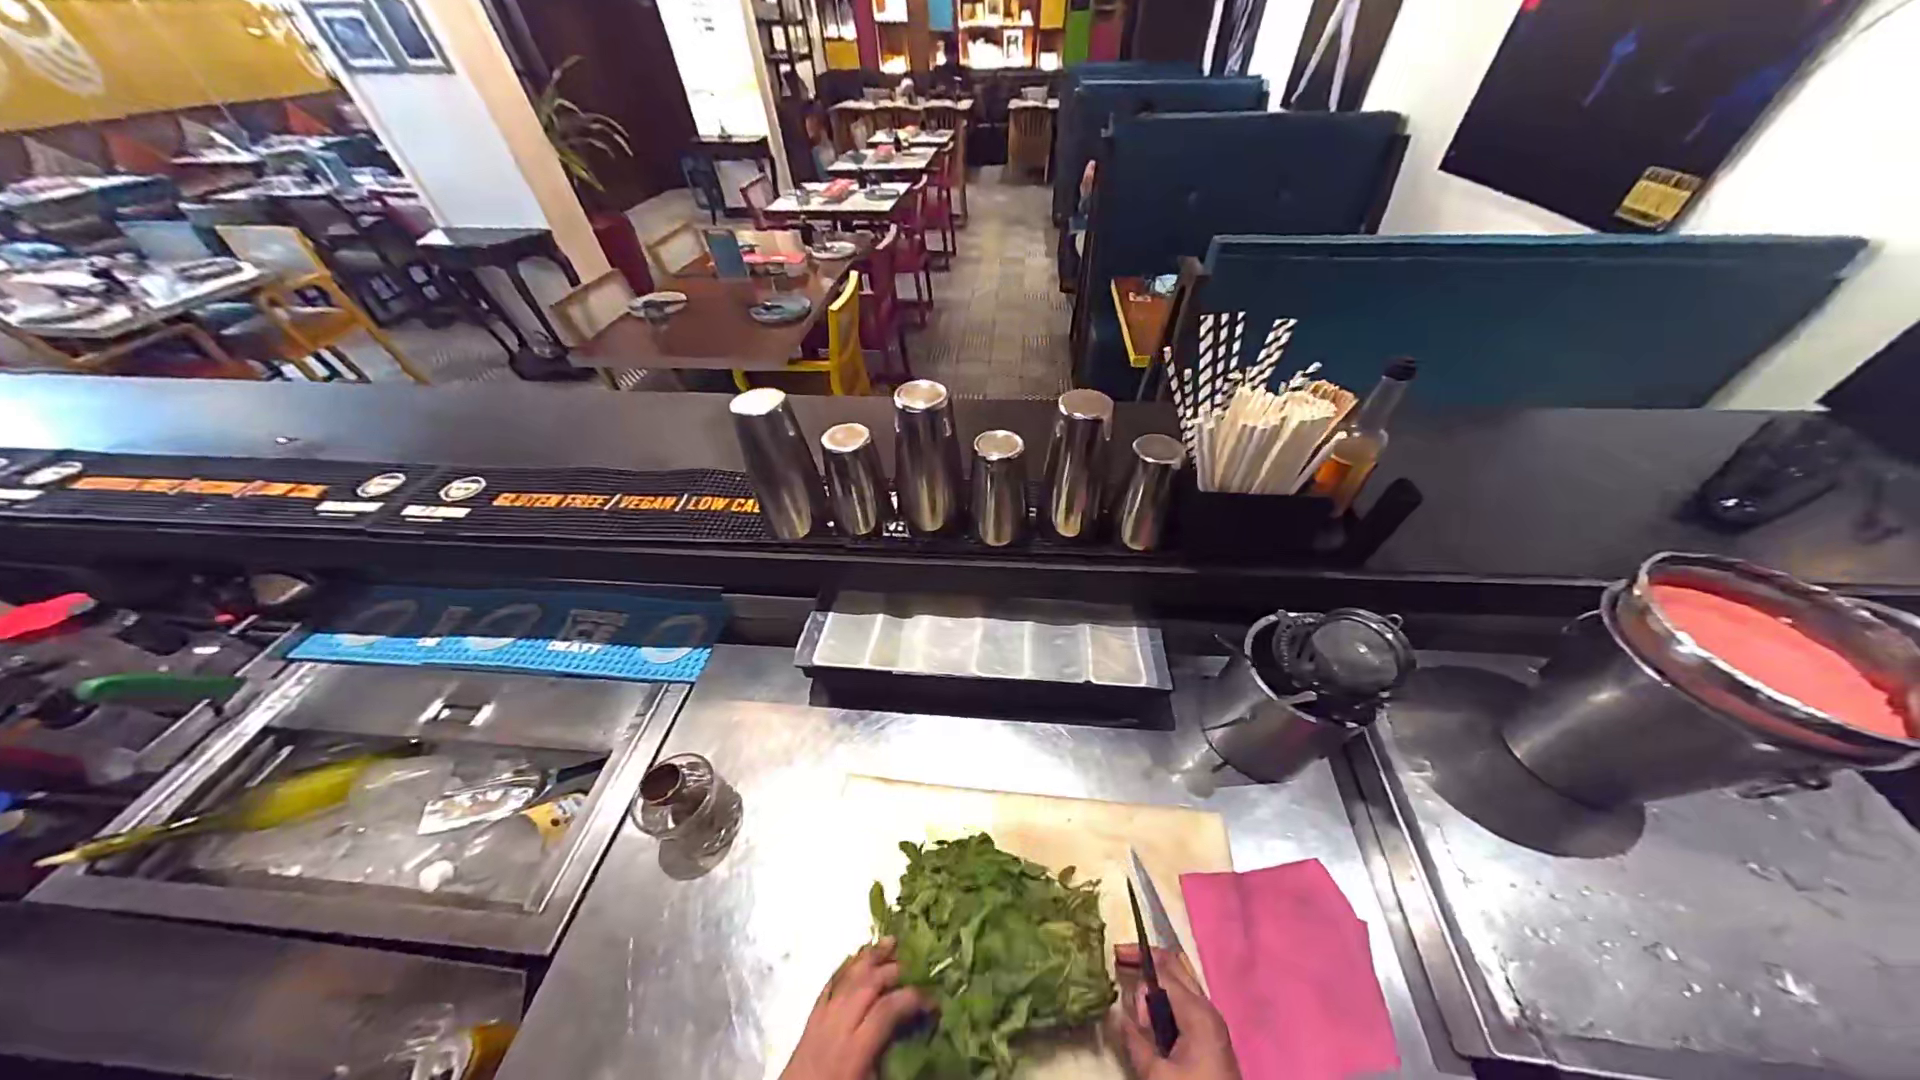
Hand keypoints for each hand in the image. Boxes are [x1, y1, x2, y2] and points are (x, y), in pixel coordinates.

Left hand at [780, 938, 929, 1079]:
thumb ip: (893, 1060)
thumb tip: (920, 1042)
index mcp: (854, 1050)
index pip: (887, 1010)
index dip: (914, 999)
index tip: (935, 1001)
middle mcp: (837, 1026)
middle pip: (868, 985)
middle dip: (894, 970)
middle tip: (919, 966)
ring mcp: (821, 1019)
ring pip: (848, 977)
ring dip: (871, 957)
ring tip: (891, 941)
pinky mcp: (810, 1020)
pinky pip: (829, 984)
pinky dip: (846, 967)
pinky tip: (857, 958)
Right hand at [1109, 944, 1240, 1079]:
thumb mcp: (1156, 1075)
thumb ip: (1136, 1040)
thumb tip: (1121, 1017)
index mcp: (1197, 1013)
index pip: (1164, 970)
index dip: (1138, 962)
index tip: (1114, 959)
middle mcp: (1207, 1009)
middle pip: (1176, 967)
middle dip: (1147, 961)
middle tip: (1120, 961)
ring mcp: (1212, 1022)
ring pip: (1181, 983)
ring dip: (1156, 983)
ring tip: (1137, 1002)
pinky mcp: (1211, 1037)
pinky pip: (1185, 1003)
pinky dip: (1166, 999)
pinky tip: (1151, 1012)